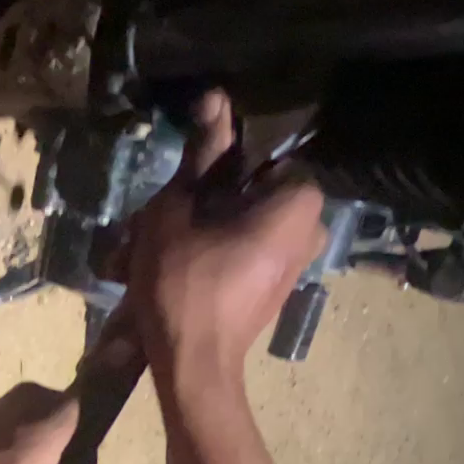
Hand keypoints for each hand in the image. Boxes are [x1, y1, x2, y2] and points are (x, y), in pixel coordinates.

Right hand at [122, 92, 326, 384]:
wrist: (193, 364)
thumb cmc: (183, 285)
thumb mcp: (175, 215)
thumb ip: (199, 158)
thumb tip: (216, 99)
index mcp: (298, 203)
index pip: (264, 156)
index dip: (221, 162)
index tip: (185, 179)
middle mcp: (311, 229)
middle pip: (251, 193)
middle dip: (204, 201)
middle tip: (159, 218)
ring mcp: (296, 263)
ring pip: (243, 225)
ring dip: (200, 230)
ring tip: (152, 248)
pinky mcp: (275, 288)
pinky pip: (244, 253)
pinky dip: (211, 253)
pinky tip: (172, 268)